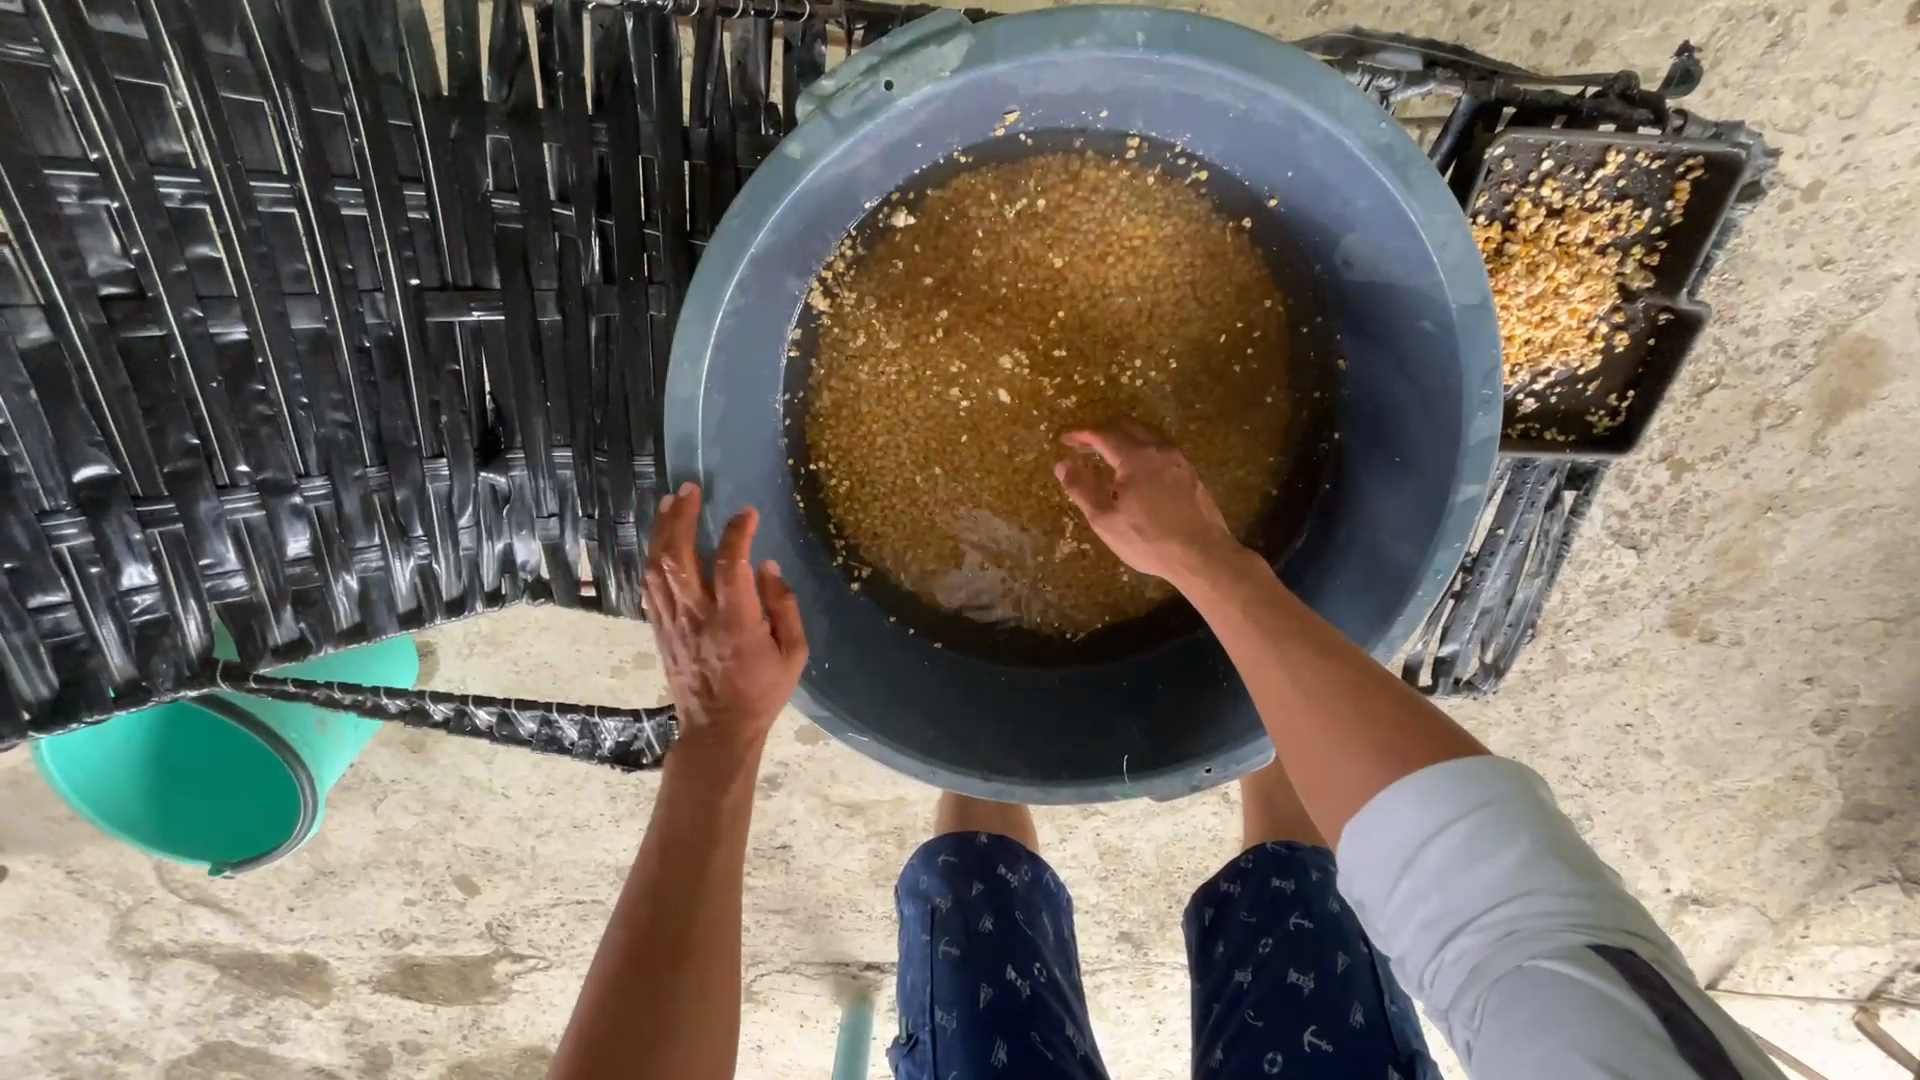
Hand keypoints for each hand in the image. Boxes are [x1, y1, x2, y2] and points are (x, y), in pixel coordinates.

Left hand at [643, 483, 808, 758]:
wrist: (718, 730)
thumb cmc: (762, 692)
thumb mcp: (794, 654)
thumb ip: (785, 608)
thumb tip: (768, 568)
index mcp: (736, 622)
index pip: (731, 563)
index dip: (738, 532)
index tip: (748, 514)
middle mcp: (698, 616)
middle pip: (678, 556)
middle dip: (681, 517)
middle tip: (690, 489)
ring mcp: (673, 623)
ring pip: (656, 568)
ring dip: (661, 531)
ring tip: (669, 503)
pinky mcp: (660, 631)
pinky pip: (650, 588)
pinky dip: (653, 559)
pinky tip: (659, 543)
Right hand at [1054, 421, 1248, 586]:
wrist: (1201, 554)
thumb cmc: (1147, 539)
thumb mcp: (1105, 519)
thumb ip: (1082, 488)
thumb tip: (1063, 464)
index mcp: (1136, 457)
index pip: (1103, 434)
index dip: (1081, 434)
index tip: (1064, 439)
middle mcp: (1159, 450)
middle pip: (1127, 426)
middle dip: (1101, 431)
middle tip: (1082, 444)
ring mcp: (1179, 460)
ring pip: (1147, 435)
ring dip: (1123, 437)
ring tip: (1107, 452)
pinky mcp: (1190, 474)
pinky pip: (1160, 449)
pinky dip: (1141, 448)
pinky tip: (1137, 468)